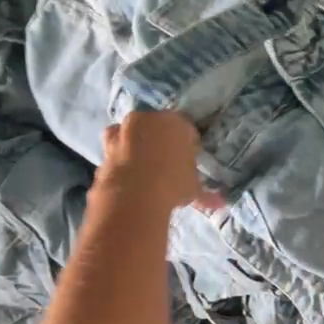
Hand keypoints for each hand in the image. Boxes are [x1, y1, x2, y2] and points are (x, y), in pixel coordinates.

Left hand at [97, 110, 221, 210]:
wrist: (133, 193)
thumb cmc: (172, 182)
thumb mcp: (194, 188)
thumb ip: (205, 193)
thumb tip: (219, 203)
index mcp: (174, 122)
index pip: (186, 128)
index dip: (189, 144)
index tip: (191, 159)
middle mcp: (146, 119)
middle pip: (156, 127)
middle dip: (161, 141)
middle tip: (169, 163)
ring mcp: (122, 131)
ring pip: (132, 135)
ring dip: (137, 146)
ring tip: (145, 169)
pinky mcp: (104, 147)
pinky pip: (116, 151)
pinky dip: (121, 161)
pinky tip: (129, 177)